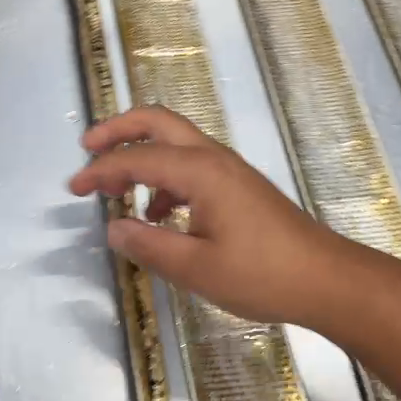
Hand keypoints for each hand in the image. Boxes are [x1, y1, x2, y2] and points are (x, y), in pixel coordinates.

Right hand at [67, 106, 351, 324]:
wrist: (327, 279)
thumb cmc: (262, 274)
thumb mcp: (197, 269)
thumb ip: (149, 245)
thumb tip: (112, 227)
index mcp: (200, 170)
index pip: (137, 158)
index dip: (101, 170)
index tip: (74, 187)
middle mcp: (211, 157)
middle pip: (156, 122)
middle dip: (117, 129)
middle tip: (87, 147)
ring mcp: (227, 168)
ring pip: (173, 141)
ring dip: (140, 153)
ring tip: (115, 188)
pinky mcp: (236, 185)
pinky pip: (188, 165)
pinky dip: (162, 177)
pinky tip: (157, 215)